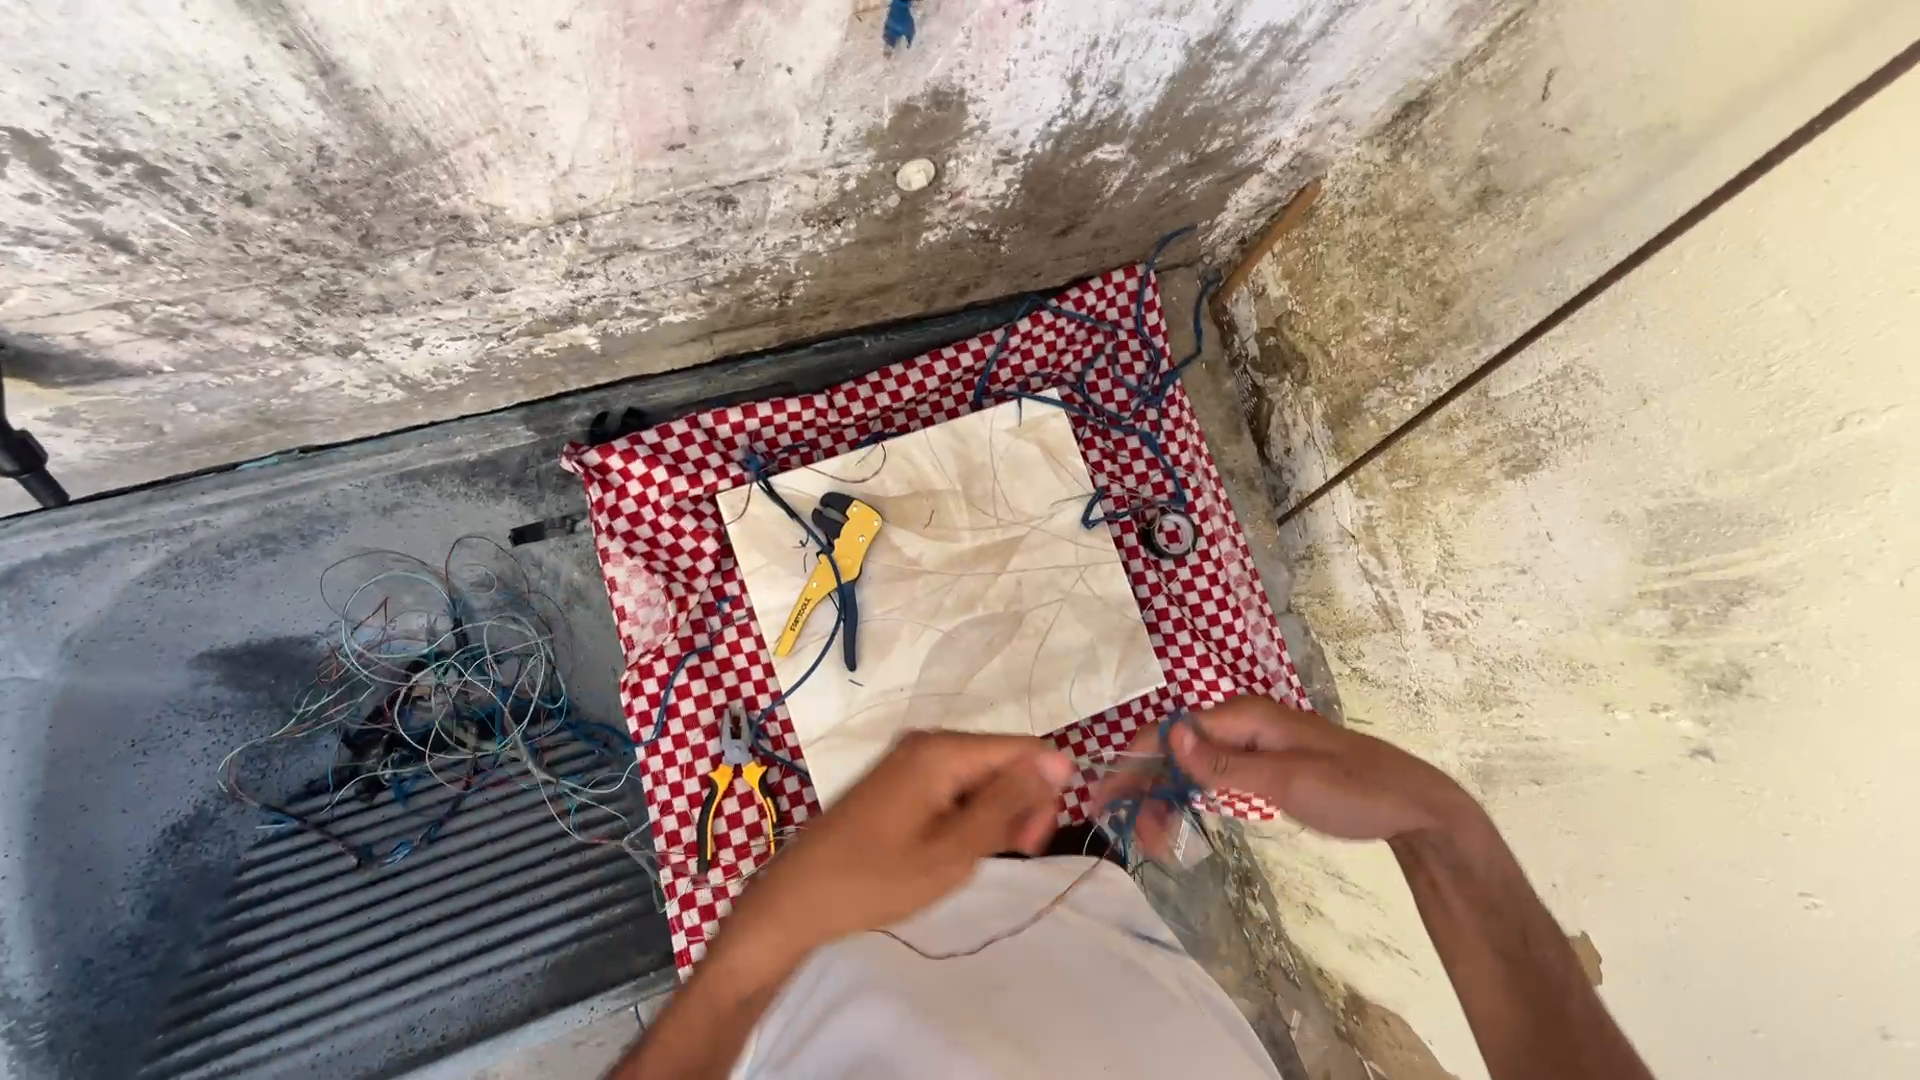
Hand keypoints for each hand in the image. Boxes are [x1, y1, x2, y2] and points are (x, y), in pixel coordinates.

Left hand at [718, 731, 1074, 964]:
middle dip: (1016, 805)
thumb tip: (1060, 759)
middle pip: (1002, 761)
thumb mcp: (953, 851)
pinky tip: (949, 849)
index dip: (1042, 792)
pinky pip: (952, 786)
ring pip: (979, 777)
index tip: (1031, 843)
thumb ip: (1008, 803)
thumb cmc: (875, 880)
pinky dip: (964, 816)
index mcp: (943, 750)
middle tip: (1004, 857)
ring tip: (967, 859)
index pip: (1025, 749)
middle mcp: (928, 743)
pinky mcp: (899, 779)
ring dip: (991, 816)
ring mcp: (910, 759)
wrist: (796, 900)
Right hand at [1095, 696, 1474, 856]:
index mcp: (1242, 717)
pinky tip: (1177, 823)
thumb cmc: (1353, 789)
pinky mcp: (1259, 767)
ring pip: (1188, 766)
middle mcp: (1238, 724)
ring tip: (1154, 839)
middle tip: (1130, 832)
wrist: (1413, 807)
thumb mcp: (1286, 781)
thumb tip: (1170, 734)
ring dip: (1164, 798)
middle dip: (1145, 787)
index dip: (1132, 761)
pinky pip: (1210, 778)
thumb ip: (1224, 763)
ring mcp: (1249, 745)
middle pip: (1173, 750)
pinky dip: (1189, 799)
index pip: (1169, 732)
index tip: (1105, 797)